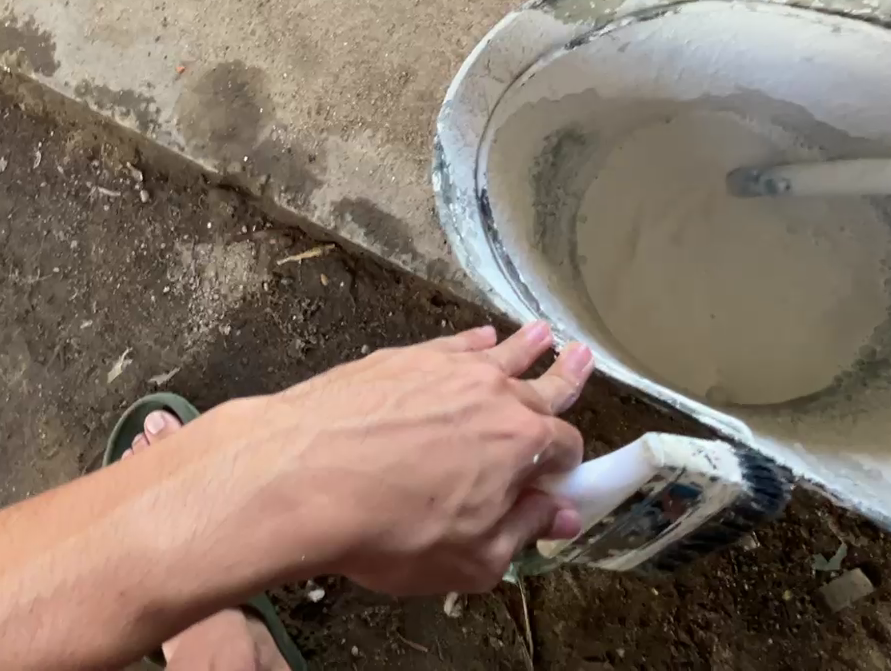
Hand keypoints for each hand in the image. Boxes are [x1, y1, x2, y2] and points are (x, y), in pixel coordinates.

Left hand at [222, 322, 592, 594]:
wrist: (308, 471)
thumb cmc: (390, 525)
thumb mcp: (472, 557)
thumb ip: (522, 530)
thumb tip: (559, 515)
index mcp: (519, 442)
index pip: (562, 446)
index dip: (565, 465)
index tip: (559, 476)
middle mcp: (491, 393)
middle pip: (541, 382)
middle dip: (566, 373)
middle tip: (582, 355)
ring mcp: (446, 367)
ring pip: (498, 351)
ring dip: (523, 344)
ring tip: (541, 332)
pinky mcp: (406, 355)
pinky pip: (452, 343)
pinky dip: (470, 341)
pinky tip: (478, 338)